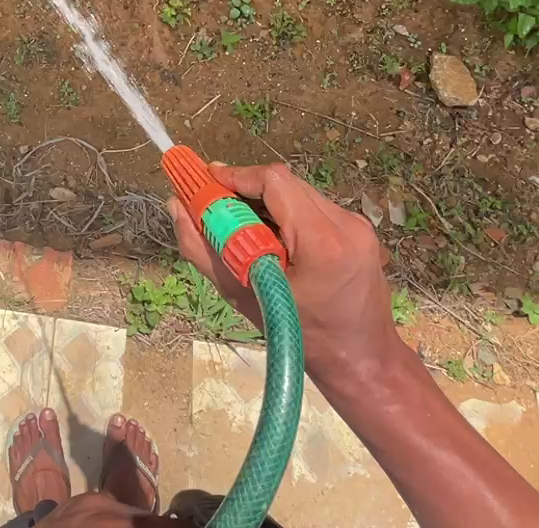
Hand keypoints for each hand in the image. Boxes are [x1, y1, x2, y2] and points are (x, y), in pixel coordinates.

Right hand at [169, 162, 400, 384]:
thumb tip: (176, 205)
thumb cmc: (298, 337)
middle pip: (284, 183)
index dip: (236, 176)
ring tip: (243, 228)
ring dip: (265, 201)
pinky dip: (285, 213)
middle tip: (217, 205)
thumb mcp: (240, 294)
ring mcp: (357, 225)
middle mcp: (346, 224)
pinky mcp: (360, 230)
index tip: (207, 182)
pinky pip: (311, 206)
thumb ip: (202, 248)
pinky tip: (272, 239)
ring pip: (297, 192)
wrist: (362, 363)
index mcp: (322, 242)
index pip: (275, 182)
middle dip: (246, 189)